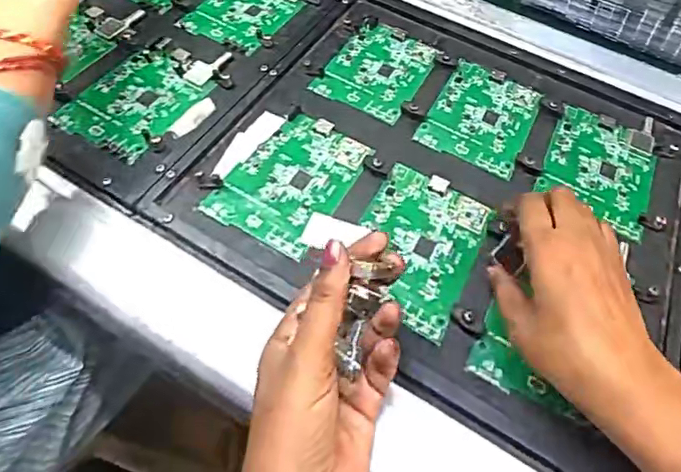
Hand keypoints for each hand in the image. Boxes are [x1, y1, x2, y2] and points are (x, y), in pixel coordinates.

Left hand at [245, 235, 404, 471]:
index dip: (348, 261)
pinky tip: (387, 350)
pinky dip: (387, 354)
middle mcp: (315, 357)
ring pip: (367, 333)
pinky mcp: (361, 403)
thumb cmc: (285, 439)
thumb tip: (333, 251)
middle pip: (348, 306)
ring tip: (389, 313)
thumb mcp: (306, 358)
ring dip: (381, 319)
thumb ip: (326, 302)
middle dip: (371, 284)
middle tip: (394, 264)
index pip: (323, 286)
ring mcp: (339, 379)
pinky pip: (380, 366)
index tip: (374, 241)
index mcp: (292, 341)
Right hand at [487, 189, 680, 471]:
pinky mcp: (617, 258)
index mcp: (548, 248)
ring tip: (550, 239)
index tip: (506, 221)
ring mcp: (601, 245)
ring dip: (562, 212)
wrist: (621, 372)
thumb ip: (504, 292)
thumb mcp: (522, 329)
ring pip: (580, 205)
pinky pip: (599, 224)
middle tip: (526, 227)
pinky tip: (577, 251)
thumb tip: (496, 274)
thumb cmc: (571, 354)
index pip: (529, 203)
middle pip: (557, 194)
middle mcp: (576, 237)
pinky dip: (584, 226)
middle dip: (539, 203)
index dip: (514, 207)